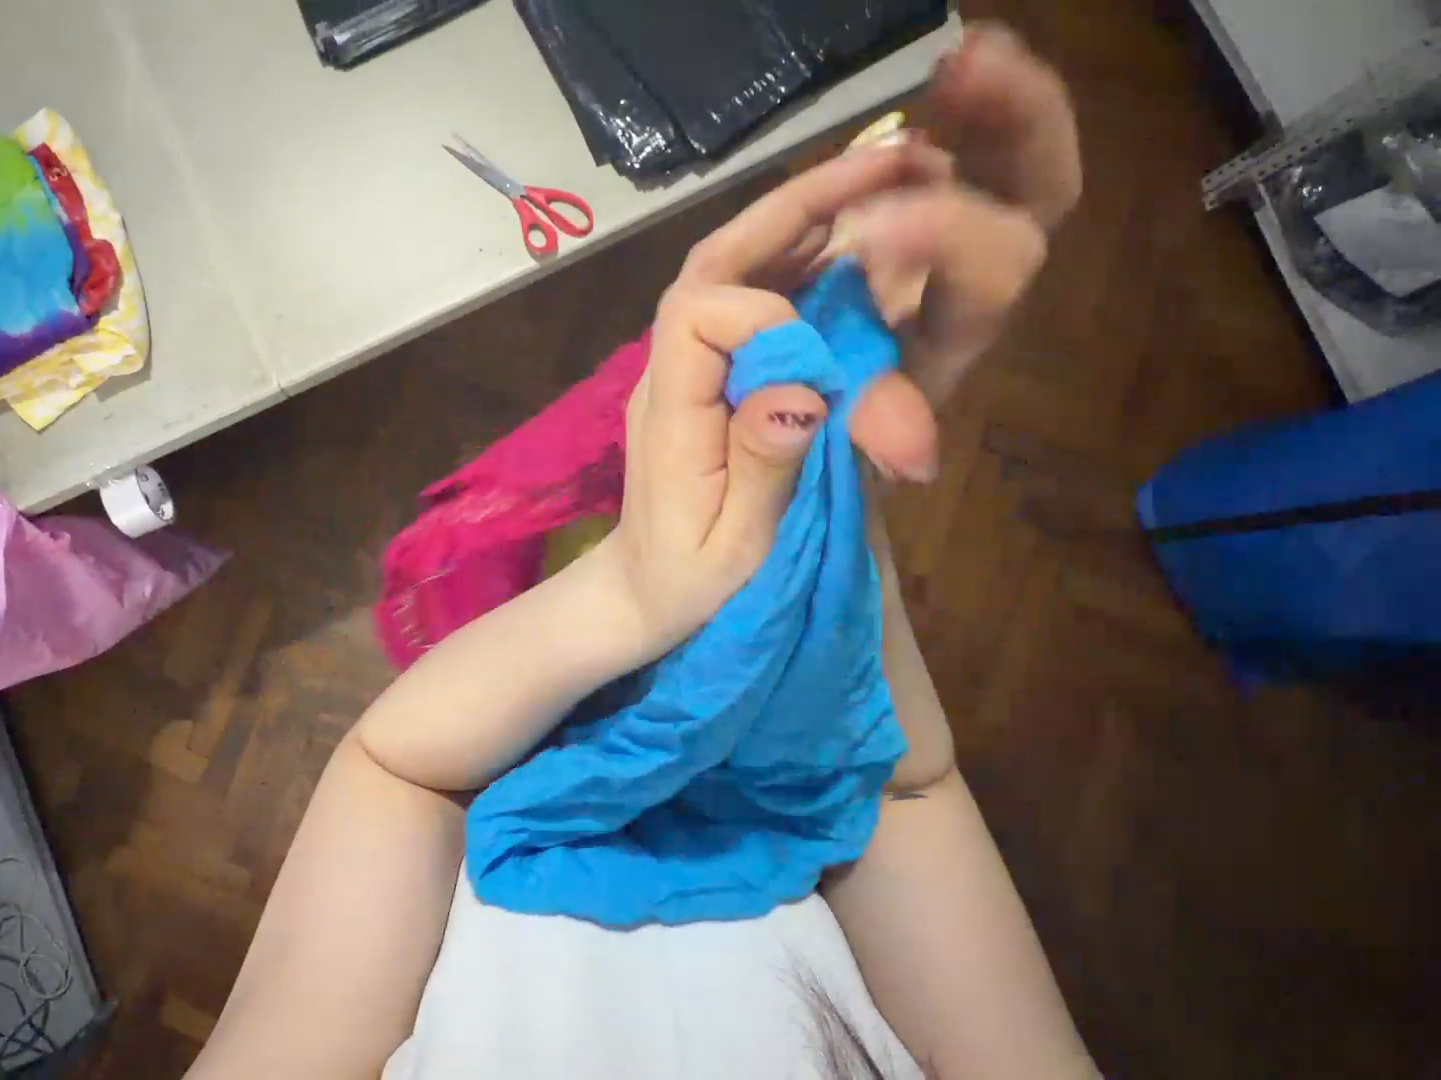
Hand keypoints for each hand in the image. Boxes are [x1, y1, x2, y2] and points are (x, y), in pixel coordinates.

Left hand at [606, 23, 1081, 653]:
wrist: (640, 593)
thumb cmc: (687, 583)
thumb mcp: (734, 544)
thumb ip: (763, 463)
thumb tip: (801, 384)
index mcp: (670, 412)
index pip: (700, 314)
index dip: (764, 313)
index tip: (821, 359)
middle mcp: (668, 373)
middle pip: (710, 265)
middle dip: (790, 210)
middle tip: (887, 162)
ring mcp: (682, 370)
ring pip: (725, 271)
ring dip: (798, 220)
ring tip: (884, 178)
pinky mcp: (703, 378)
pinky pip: (741, 302)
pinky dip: (795, 264)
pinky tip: (849, 247)